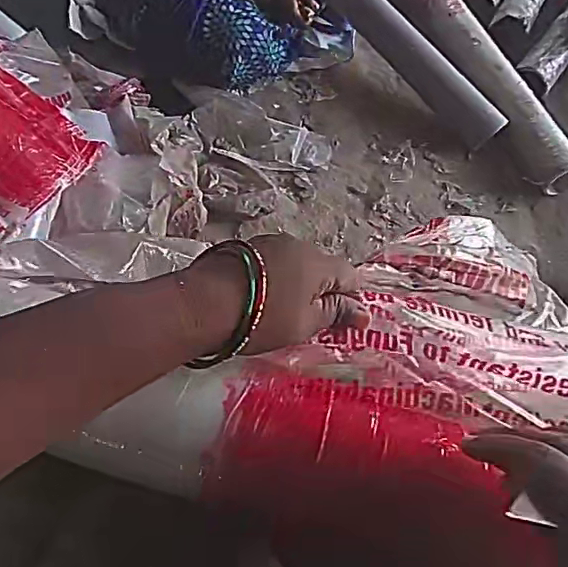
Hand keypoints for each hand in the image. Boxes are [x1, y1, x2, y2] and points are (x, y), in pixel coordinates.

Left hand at [186, 233, 367, 355]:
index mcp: (318, 262)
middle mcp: (297, 245)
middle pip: (321, 268)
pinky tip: (263, 298)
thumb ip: (335, 314)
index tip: (344, 324)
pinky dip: (275, 279)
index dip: (351, 300)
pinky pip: (272, 263)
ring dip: (297, 284)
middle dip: (323, 291)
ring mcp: (269, 243)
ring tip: (285, 311)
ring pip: (295, 264)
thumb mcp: (305, 324)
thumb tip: (363, 312)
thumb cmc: (262, 318)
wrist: (204, 303)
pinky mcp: (245, 248)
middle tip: (313, 321)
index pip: (349, 275)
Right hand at [259, 0, 319, 27]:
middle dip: (300, 17)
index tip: (308, 11)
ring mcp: (276, 21)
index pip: (305, 26)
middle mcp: (286, 22)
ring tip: (289, 3)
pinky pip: (279, 20)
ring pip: (288, 23)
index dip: (308, 19)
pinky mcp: (269, 19)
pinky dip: (282, 15)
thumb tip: (318, 8)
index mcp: (294, 16)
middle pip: (296, 25)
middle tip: (299, 5)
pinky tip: (280, 4)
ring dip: (291, 16)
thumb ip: (309, 1)